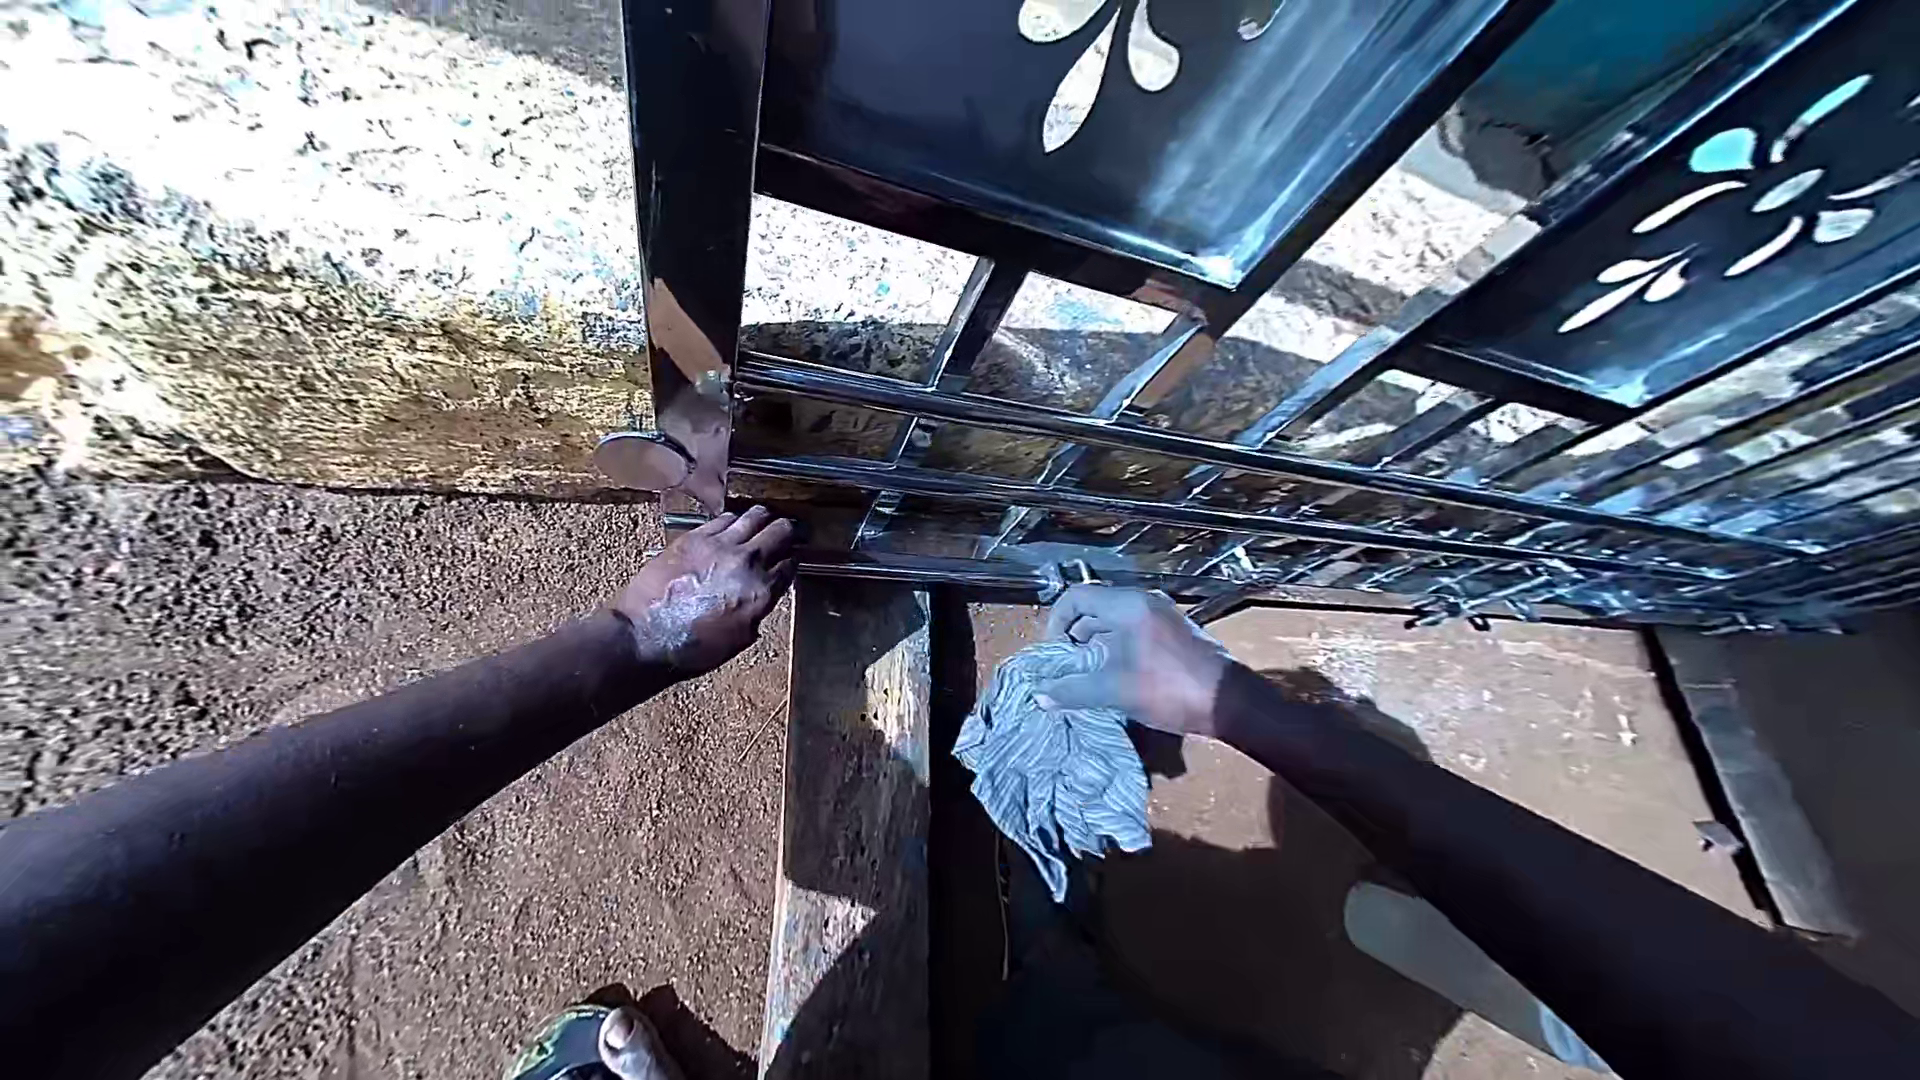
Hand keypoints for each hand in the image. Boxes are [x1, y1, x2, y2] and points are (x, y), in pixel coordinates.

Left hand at [614, 506, 796, 675]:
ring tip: (760, 525)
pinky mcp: (694, 537)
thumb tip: (765, 592)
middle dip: (788, 532)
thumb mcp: (742, 637)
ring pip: (756, 515)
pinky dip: (734, 521)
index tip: (791, 559)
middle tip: (785, 535)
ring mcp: (720, 545)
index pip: (791, 563)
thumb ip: (760, 608)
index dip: (794, 559)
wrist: (645, 637)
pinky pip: (724, 518)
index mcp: (762, 590)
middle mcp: (747, 562)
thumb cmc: (693, 647)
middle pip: (782, 530)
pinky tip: (731, 528)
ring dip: (763, 520)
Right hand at [1037, 585, 1232, 736]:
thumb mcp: (1115, 690)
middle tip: (1067, 664)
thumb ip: (1074, 690)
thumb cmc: (1170, 688)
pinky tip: (1115, 674)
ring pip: (1114, 620)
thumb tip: (1041, 696)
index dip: (1056, 621)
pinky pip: (1133, 629)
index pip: (1077, 597)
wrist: (1231, 702)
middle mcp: (1144, 602)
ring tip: (1087, 672)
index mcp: (1127, 605)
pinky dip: (1116, 646)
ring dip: (1095, 643)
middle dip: (1074, 635)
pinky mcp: (1174, 632)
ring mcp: (1162, 615)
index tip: (1054, 650)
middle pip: (1094, 607)